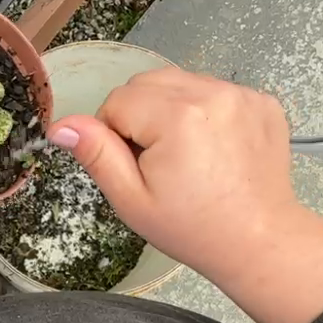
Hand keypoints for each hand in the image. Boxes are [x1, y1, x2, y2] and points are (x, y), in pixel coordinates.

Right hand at [48, 68, 322, 322]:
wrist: (258, 240)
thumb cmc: (191, 228)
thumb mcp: (132, 200)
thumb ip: (97, 155)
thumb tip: (60, 125)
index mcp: (176, 118)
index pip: (117, 101)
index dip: (115, 135)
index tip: (136, 168)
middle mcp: (211, 93)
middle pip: (147, 82)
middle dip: (140, 116)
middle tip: (156, 162)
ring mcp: (242, 94)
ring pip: (179, 82)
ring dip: (170, 111)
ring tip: (185, 155)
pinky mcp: (262, 100)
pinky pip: (213, 90)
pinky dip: (203, 113)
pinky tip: (211, 149)